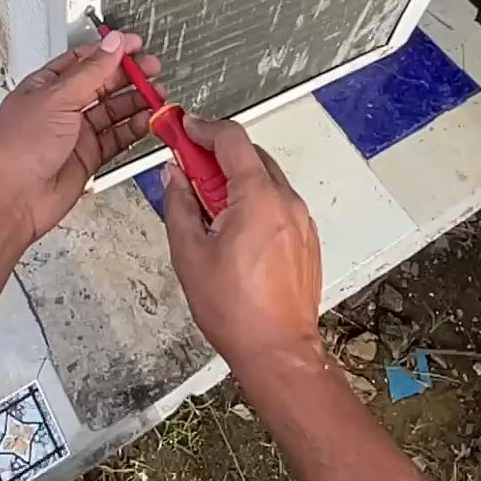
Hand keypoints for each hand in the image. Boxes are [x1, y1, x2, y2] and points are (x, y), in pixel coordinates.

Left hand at [0, 30, 160, 246]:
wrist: (13, 199)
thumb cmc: (18, 149)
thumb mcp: (58, 98)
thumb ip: (91, 71)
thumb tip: (112, 44)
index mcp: (47, 86)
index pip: (84, 59)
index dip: (110, 51)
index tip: (135, 45)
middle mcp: (61, 107)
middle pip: (102, 83)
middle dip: (128, 76)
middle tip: (152, 70)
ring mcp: (75, 132)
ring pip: (113, 111)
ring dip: (135, 101)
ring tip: (156, 95)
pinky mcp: (87, 156)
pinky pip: (116, 138)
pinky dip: (133, 129)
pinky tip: (146, 121)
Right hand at [161, 115, 323, 371]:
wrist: (279, 352)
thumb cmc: (235, 310)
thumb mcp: (189, 253)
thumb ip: (179, 204)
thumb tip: (174, 175)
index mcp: (258, 198)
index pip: (231, 139)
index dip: (203, 128)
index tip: (183, 127)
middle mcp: (286, 202)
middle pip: (250, 155)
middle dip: (216, 156)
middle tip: (188, 168)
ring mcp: (301, 220)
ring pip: (265, 178)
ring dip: (235, 179)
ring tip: (208, 208)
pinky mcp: (307, 238)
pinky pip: (278, 202)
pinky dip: (254, 200)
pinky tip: (234, 229)